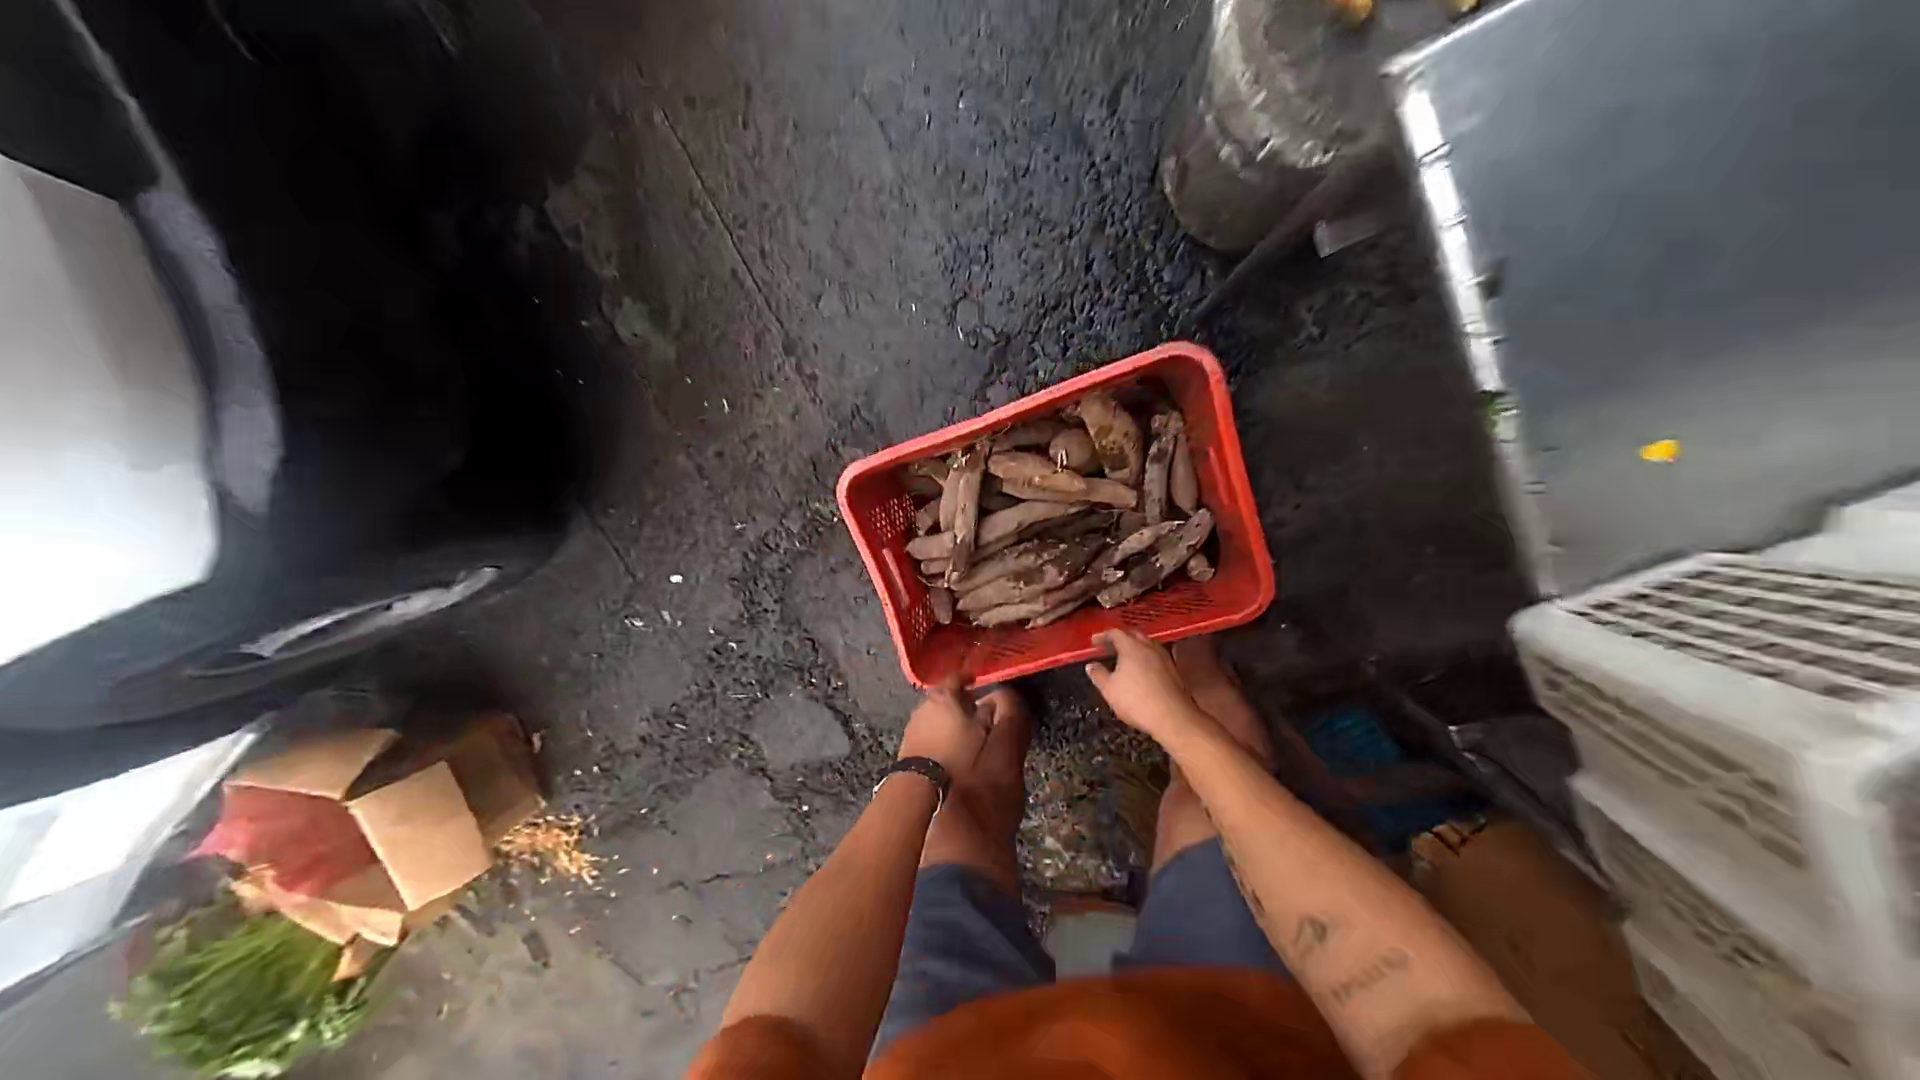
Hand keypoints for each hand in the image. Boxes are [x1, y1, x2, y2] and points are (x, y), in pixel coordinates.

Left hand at [896, 675, 992, 777]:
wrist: (922, 779)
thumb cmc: (956, 751)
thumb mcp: (980, 731)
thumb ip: (987, 713)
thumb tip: (990, 702)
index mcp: (944, 696)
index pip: (956, 677)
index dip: (967, 677)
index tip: (975, 680)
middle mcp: (925, 703)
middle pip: (943, 693)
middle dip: (957, 697)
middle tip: (971, 704)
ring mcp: (914, 720)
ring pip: (933, 710)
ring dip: (945, 713)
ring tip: (959, 723)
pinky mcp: (907, 737)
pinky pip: (925, 725)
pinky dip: (935, 726)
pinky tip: (944, 738)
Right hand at [1084, 630, 1213, 743]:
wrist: (1172, 717)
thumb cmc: (1136, 701)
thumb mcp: (1109, 689)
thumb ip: (1098, 675)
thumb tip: (1091, 666)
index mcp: (1131, 648)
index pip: (1116, 633)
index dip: (1103, 636)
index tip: (1094, 641)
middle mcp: (1149, 648)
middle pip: (1134, 635)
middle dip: (1120, 638)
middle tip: (1109, 646)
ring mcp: (1164, 658)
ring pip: (1148, 645)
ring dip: (1135, 647)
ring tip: (1125, 656)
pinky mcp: (1174, 670)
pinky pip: (1157, 656)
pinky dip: (1146, 657)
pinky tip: (1143, 669)